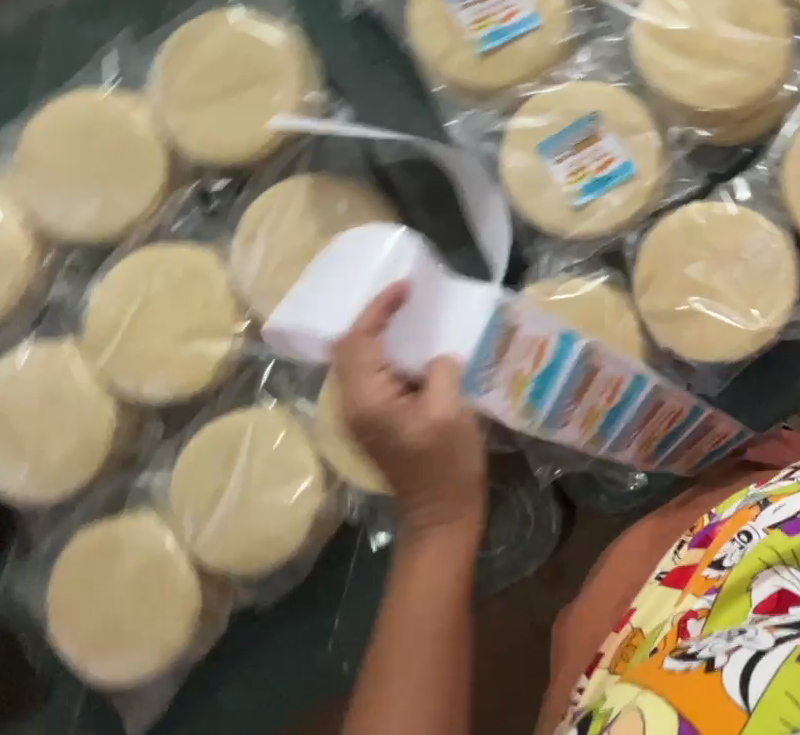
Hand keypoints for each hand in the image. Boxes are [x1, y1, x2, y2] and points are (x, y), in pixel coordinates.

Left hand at [333, 282, 487, 535]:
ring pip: (358, 361)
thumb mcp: (450, 411)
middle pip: (349, 348)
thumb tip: (435, 358)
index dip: (378, 309)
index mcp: (367, 400)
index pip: (358, 341)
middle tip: (406, 296)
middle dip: (373, 317)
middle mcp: (354, 405)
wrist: (442, 511)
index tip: (406, 287)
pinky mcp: (377, 420)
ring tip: (409, 313)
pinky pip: (373, 375)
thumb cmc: (447, 463)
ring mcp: (363, 415)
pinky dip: (388, 353)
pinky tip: (415, 347)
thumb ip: (438, 372)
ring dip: (379, 334)